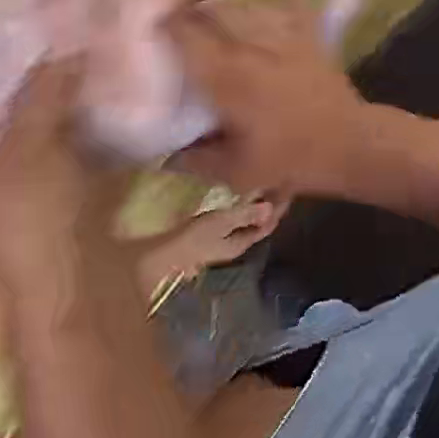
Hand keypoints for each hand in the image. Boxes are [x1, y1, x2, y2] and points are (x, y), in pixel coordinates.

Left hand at [0, 53, 110, 278]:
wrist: (83, 278)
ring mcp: (11, 181)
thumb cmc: (35, 218)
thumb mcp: (32, 149)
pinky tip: (81, 90)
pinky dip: (63, 115)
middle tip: (17, 36)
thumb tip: (62, 46)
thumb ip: (41, 95)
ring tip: (52, 53)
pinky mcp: (51, 186)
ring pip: (15, 125)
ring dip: (34, 94)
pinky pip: (51, 138)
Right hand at [135, 196, 289, 290]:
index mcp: (241, 242)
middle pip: (257, 221)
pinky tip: (232, 192)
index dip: (279, 205)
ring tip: (257, 181)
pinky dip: (236, 204)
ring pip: (244, 219)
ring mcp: (218, 239)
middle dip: (266, 202)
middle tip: (273, 178)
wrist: (152, 260)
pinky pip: (230, 217)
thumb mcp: (219, 224)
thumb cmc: (188, 240)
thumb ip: (245, 215)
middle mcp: (233, 242)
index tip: (286, 183)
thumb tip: (272, 208)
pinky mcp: (204, 234)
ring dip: (252, 203)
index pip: (268, 224)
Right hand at [166, 0, 375, 195]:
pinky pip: (300, 6)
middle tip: (182, 18)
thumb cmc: (291, 159)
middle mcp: (252, 49)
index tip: (153, 25)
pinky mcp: (311, 38)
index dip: (167, 26)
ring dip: (230, 5)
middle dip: (195, 11)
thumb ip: (196, 160)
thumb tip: (166, 156)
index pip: (187, 39)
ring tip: (217, 9)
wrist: (349, 144)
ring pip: (250, 7)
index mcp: (226, 78)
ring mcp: (285, 39)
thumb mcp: (236, 171)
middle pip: (216, 13)